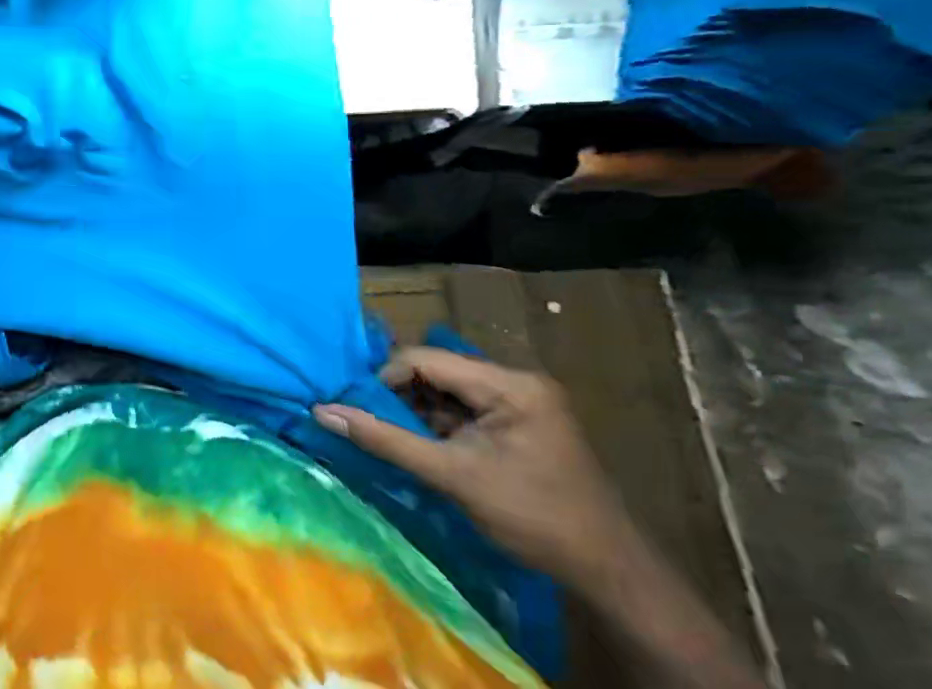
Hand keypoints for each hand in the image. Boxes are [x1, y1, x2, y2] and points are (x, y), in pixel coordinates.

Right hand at [314, 348, 642, 589]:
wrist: (609, 572)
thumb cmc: (533, 518)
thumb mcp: (452, 476)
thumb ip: (385, 440)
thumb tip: (323, 412)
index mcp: (509, 384)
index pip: (426, 360)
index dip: (385, 380)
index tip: (358, 410)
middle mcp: (516, 382)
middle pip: (437, 372)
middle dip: (400, 397)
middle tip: (371, 425)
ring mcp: (521, 402)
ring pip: (448, 392)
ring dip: (418, 413)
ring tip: (394, 439)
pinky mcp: (520, 423)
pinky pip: (465, 410)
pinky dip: (439, 426)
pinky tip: (423, 448)